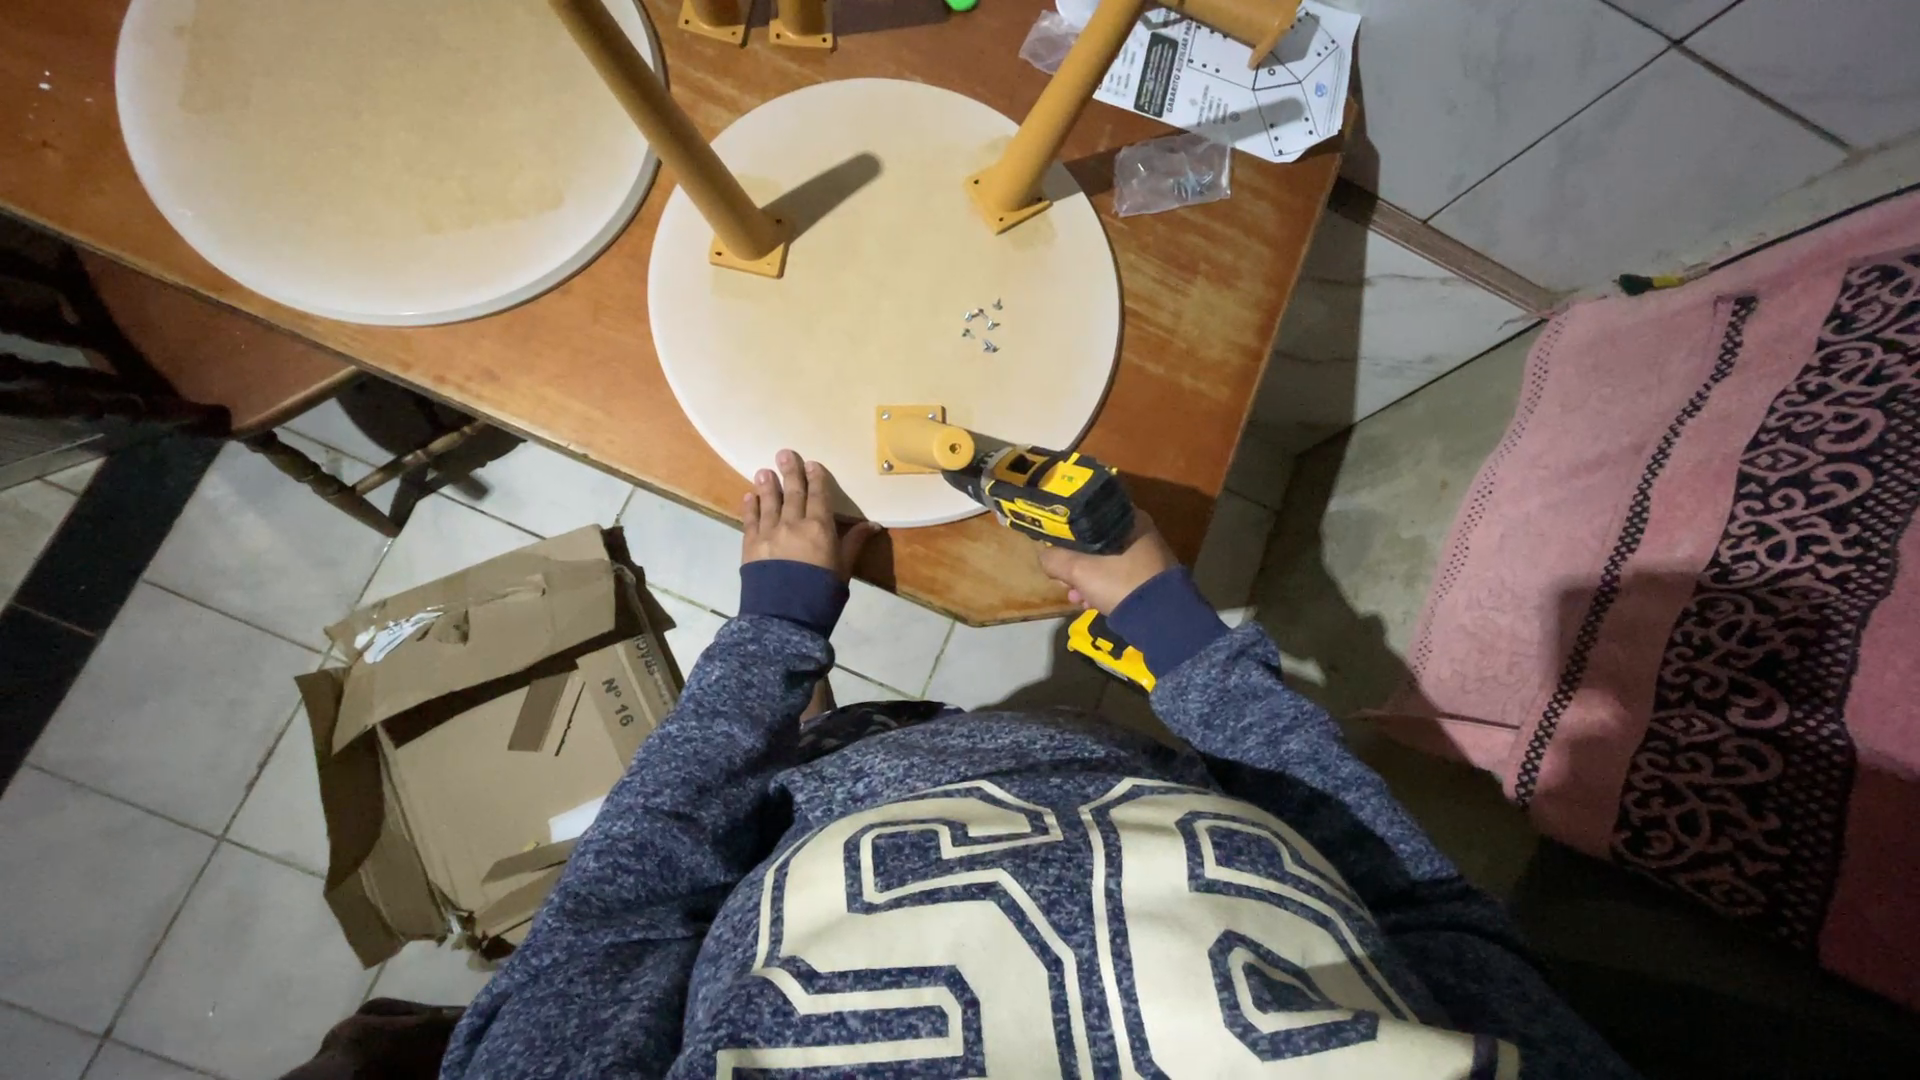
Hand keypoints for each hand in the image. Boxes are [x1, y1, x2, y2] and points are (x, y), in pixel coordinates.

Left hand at [741, 450, 880, 581]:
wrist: (785, 615)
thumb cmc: (821, 593)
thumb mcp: (844, 568)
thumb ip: (855, 543)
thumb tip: (873, 525)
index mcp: (819, 527)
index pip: (818, 496)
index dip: (815, 478)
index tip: (811, 464)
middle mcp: (793, 523)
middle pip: (793, 493)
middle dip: (789, 472)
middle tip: (783, 453)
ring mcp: (769, 532)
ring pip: (769, 502)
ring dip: (766, 486)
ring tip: (763, 471)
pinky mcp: (750, 545)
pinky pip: (750, 520)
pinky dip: (750, 507)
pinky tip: (749, 497)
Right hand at [1036, 511, 1177, 614]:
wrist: (1162, 619)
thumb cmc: (1120, 584)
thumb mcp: (1080, 570)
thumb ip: (1056, 559)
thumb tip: (1045, 556)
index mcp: (1130, 520)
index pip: (1089, 518)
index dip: (1068, 534)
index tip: (1056, 552)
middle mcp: (1142, 533)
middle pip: (1096, 543)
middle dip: (1076, 564)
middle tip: (1065, 581)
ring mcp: (1149, 557)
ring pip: (1107, 563)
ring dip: (1087, 580)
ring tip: (1076, 598)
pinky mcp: (1152, 579)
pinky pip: (1119, 577)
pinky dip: (1104, 587)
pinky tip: (1091, 604)